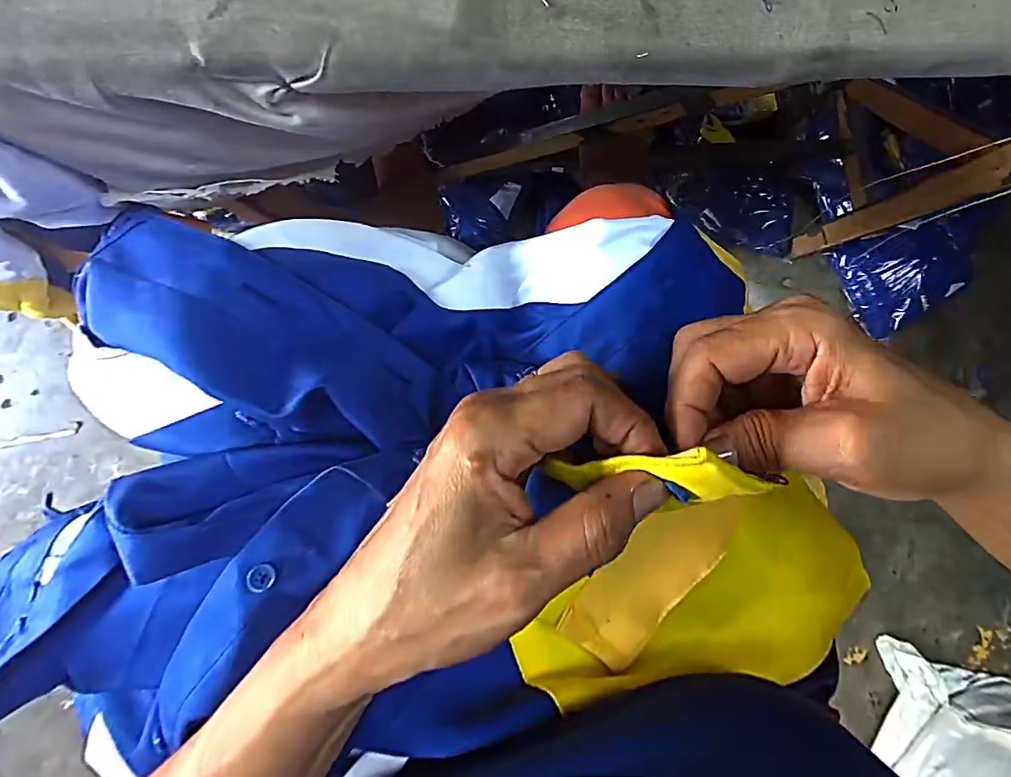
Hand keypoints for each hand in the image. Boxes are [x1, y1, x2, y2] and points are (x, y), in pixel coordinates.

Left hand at [297, 353, 671, 700]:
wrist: (354, 633)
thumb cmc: (435, 607)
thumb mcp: (527, 578)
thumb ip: (599, 525)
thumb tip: (657, 483)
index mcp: (492, 429)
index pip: (589, 394)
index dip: (634, 428)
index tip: (654, 474)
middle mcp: (485, 407)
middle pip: (579, 377)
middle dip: (621, 418)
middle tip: (636, 471)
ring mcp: (479, 418)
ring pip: (565, 387)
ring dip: (602, 422)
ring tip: (614, 474)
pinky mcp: (479, 435)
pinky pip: (547, 409)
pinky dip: (580, 430)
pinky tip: (581, 473)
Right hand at [665, 296, 1010, 501]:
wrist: (959, 449)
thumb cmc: (916, 441)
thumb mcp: (844, 444)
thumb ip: (766, 440)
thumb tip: (695, 453)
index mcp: (801, 325)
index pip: (710, 349)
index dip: (687, 403)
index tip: (687, 461)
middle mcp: (783, 322)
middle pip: (701, 347)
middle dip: (688, 404)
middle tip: (695, 462)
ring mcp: (784, 345)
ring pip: (711, 369)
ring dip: (705, 416)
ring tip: (719, 465)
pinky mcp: (786, 372)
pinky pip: (734, 388)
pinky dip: (724, 421)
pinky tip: (738, 455)